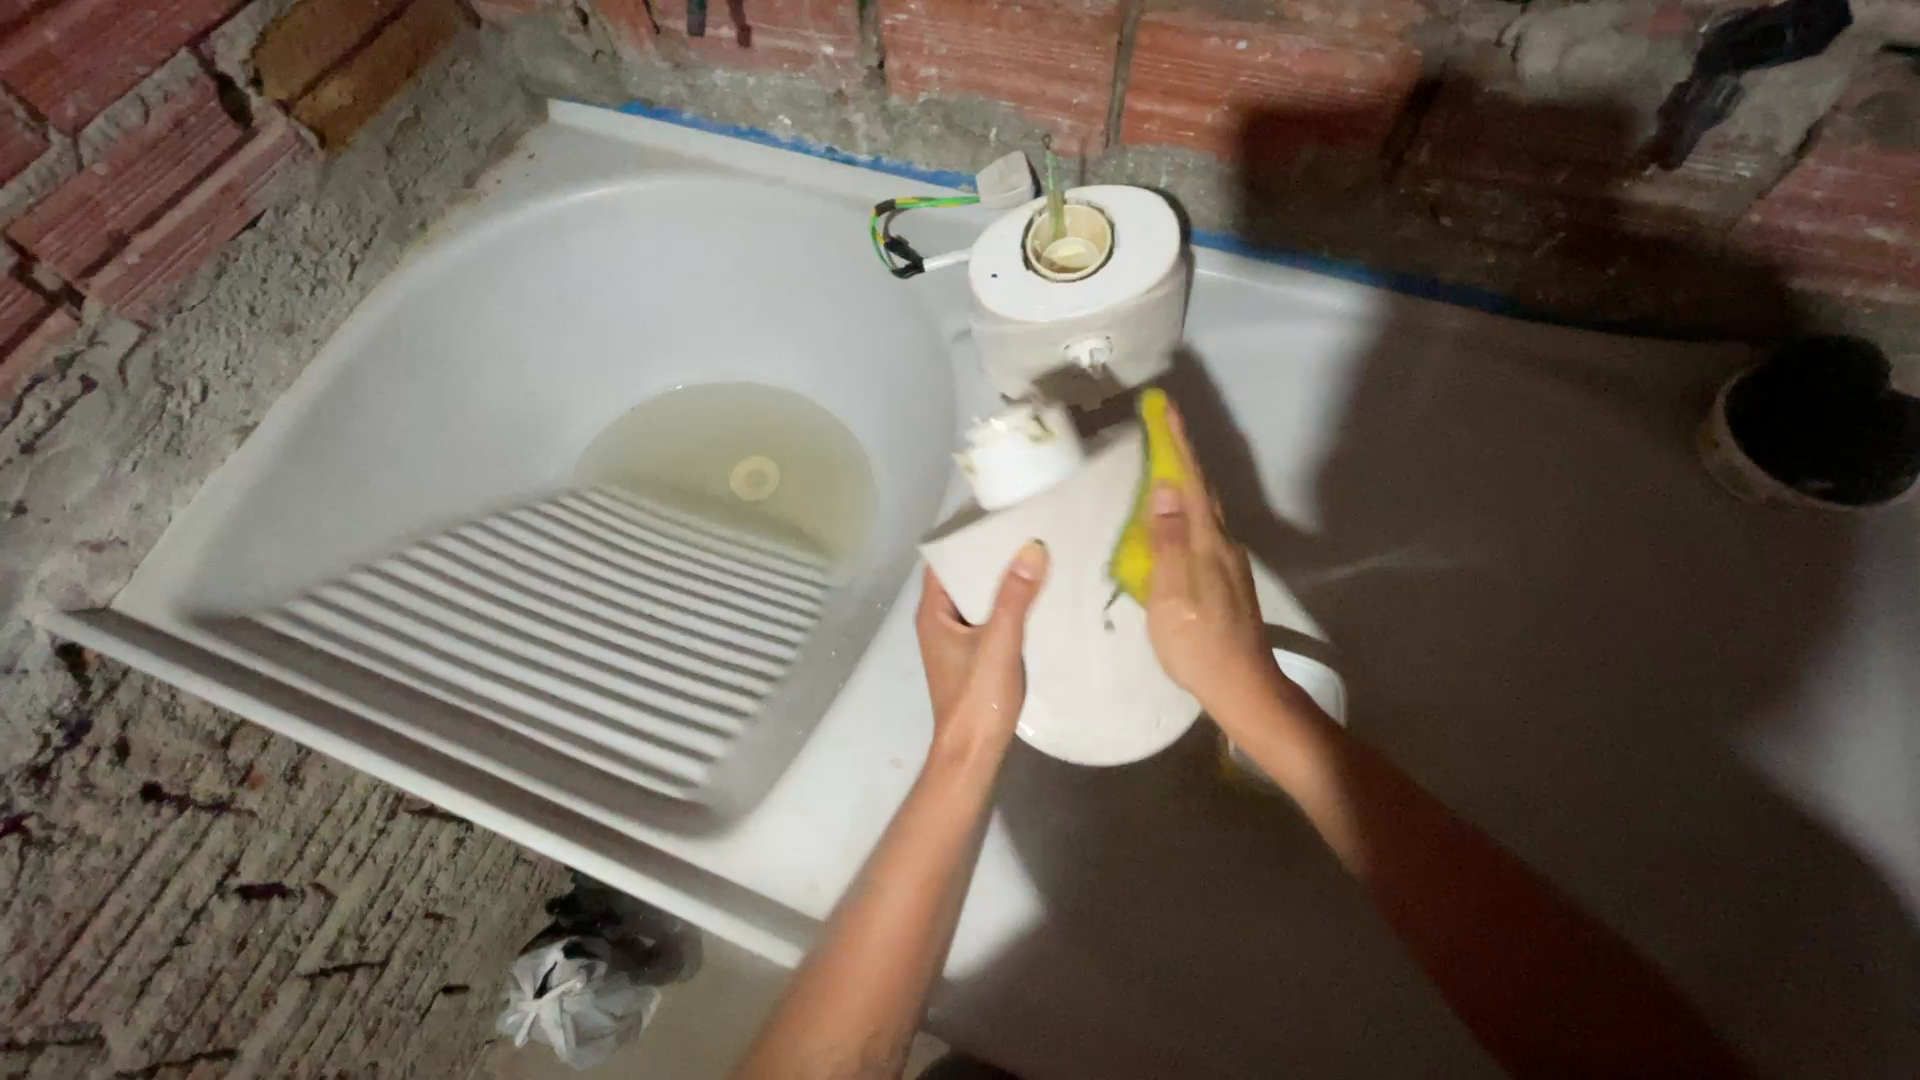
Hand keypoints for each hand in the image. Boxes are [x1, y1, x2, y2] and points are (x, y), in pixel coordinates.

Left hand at [915, 541, 1048, 753]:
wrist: (973, 754)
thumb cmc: (977, 698)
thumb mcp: (999, 643)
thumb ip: (1015, 597)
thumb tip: (1031, 546)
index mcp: (933, 613)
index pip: (944, 560)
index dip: (967, 536)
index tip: (999, 513)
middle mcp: (939, 621)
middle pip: (963, 577)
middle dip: (991, 556)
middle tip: (1027, 528)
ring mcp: (956, 640)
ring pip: (979, 598)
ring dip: (1003, 581)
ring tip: (1038, 554)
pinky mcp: (974, 656)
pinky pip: (990, 618)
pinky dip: (1009, 605)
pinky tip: (1038, 596)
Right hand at [1145, 406, 1282, 713]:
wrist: (1241, 685)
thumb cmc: (1198, 642)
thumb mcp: (1172, 594)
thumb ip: (1168, 541)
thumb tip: (1163, 489)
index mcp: (1208, 543)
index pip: (1191, 483)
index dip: (1178, 446)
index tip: (1166, 408)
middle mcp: (1223, 544)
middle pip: (1202, 490)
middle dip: (1184, 455)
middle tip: (1164, 425)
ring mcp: (1227, 562)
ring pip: (1204, 509)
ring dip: (1186, 481)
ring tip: (1165, 463)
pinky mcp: (1225, 579)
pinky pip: (1202, 529)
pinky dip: (1187, 510)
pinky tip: (1175, 519)